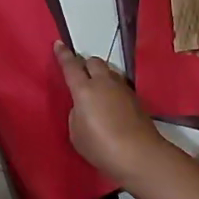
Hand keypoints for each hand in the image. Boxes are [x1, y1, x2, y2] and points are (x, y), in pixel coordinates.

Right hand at [54, 41, 169, 178]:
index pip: (71, 66)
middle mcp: (104, 83)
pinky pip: (119, 85)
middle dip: (85, 64)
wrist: (139, 154)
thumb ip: (76, 114)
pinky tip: (111, 105)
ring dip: (101, 75)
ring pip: (109, 72)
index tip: (59, 44)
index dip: (63, 55)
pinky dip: (112, 89)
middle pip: (94, 62)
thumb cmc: (101, 146)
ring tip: (97, 91)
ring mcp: (122, 89)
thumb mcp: (76, 133)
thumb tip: (84, 107)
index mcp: (84, 90)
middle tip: (80, 76)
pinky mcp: (135, 99)